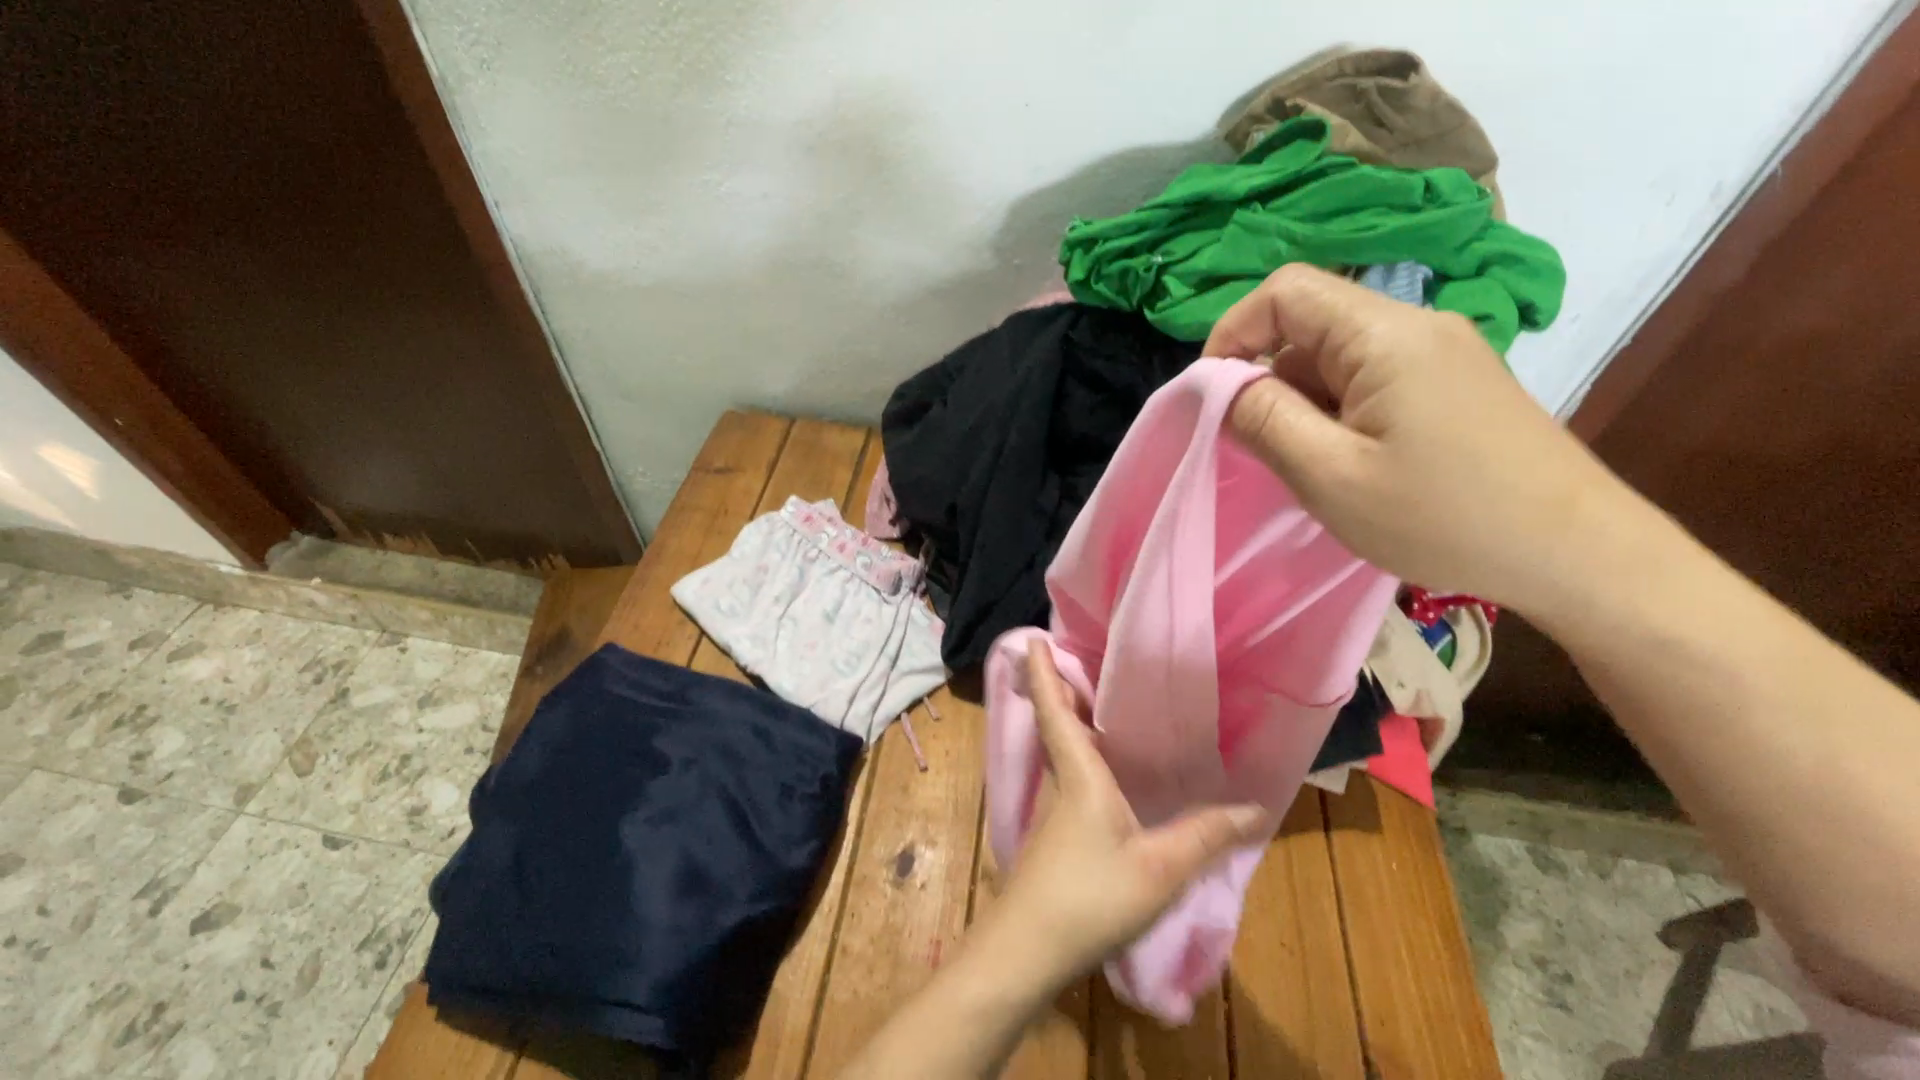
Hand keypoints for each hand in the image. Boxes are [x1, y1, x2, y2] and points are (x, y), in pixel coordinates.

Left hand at [984, 643, 1275, 985]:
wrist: (1027, 950)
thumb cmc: (1089, 896)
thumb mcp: (1159, 869)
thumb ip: (1204, 836)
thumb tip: (1253, 807)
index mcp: (1079, 775)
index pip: (1055, 710)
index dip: (1042, 673)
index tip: (1032, 638)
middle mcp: (1061, 784)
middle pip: (1056, 726)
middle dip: (1060, 689)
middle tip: (1078, 657)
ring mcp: (1054, 814)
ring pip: (1061, 753)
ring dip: (1070, 722)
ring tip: (1097, 701)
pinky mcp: (1056, 839)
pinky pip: (1069, 779)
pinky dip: (1080, 757)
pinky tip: (1106, 773)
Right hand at [1205, 264, 1627, 611]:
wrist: (1578, 554)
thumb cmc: (1445, 517)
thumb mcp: (1332, 476)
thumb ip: (1265, 420)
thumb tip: (1221, 387)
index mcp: (1385, 333)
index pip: (1286, 290)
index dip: (1233, 331)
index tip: (1212, 396)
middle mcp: (1417, 326)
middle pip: (1314, 323)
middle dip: (1269, 376)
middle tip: (1260, 448)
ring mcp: (1444, 355)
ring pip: (1342, 356)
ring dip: (1305, 401)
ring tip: (1310, 468)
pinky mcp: (1458, 386)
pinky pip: (1376, 380)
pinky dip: (1341, 412)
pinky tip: (1351, 466)